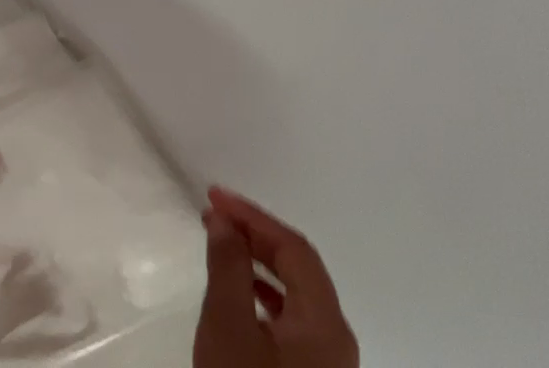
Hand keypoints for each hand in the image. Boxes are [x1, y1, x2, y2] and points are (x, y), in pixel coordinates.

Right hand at [196, 187, 358, 367]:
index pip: (294, 249)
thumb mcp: (227, 325)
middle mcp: (336, 335)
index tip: (212, 195)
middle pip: (300, 268)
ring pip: (297, 292)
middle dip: (256, 233)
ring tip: (221, 241)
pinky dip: (263, 289)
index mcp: (325, 320)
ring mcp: (327, 358)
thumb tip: (223, 220)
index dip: (254, 216)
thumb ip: (227, 268)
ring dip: (259, 260)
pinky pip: (292, 314)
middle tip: (213, 212)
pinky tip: (240, 291)